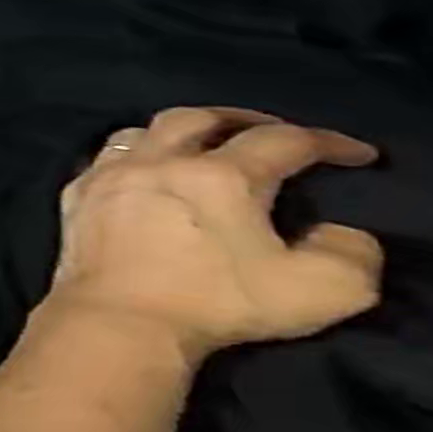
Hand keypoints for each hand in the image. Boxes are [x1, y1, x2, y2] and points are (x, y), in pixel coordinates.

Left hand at [46, 106, 383, 361]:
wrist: (119, 313)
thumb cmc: (216, 300)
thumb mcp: (321, 290)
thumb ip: (349, 253)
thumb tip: (341, 231)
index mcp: (218, 175)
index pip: (280, 141)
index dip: (325, 142)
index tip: (356, 153)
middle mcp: (156, 161)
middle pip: (195, 117)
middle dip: (238, 119)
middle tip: (265, 130)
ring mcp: (107, 174)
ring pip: (139, 131)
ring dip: (174, 132)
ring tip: (197, 146)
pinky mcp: (76, 192)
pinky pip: (103, 159)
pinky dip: (130, 157)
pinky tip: (140, 172)